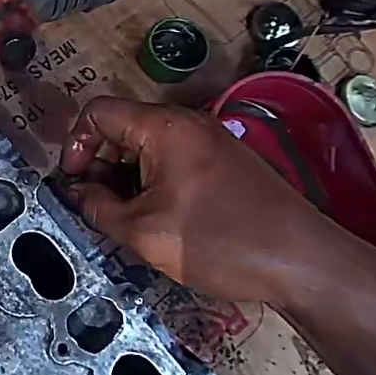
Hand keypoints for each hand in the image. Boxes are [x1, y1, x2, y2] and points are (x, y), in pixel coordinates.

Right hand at [59, 97, 362, 302]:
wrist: (302, 262)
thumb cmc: (219, 243)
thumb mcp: (144, 232)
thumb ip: (98, 207)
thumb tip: (76, 192)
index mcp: (164, 127)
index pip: (98, 112)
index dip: (74, 145)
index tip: (73, 183)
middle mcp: (186, 123)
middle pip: (121, 127)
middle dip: (98, 163)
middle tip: (96, 206)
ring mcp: (208, 139)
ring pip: (146, 146)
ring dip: (124, 176)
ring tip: (124, 218)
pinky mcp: (222, 160)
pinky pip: (171, 159)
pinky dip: (151, 181)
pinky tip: (154, 217)